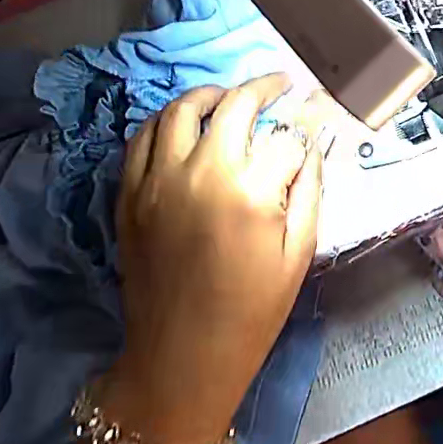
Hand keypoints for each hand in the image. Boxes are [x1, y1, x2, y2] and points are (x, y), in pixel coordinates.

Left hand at [108, 73, 334, 443]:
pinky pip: (144, 137)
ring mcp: (157, 181)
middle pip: (235, 105)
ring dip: (212, 94)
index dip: (305, 131)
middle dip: (265, 87)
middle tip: (280, 85)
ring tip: (231, 97)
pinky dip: (168, 121)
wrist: (181, 358)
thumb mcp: (300, 252)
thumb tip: (311, 145)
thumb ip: (309, 189)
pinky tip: (187, 124)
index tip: (313, 127)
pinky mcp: (129, 195)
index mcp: (250, 192)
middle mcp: (200, 173)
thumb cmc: (253, 310)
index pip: (286, 138)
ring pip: (182, 109)